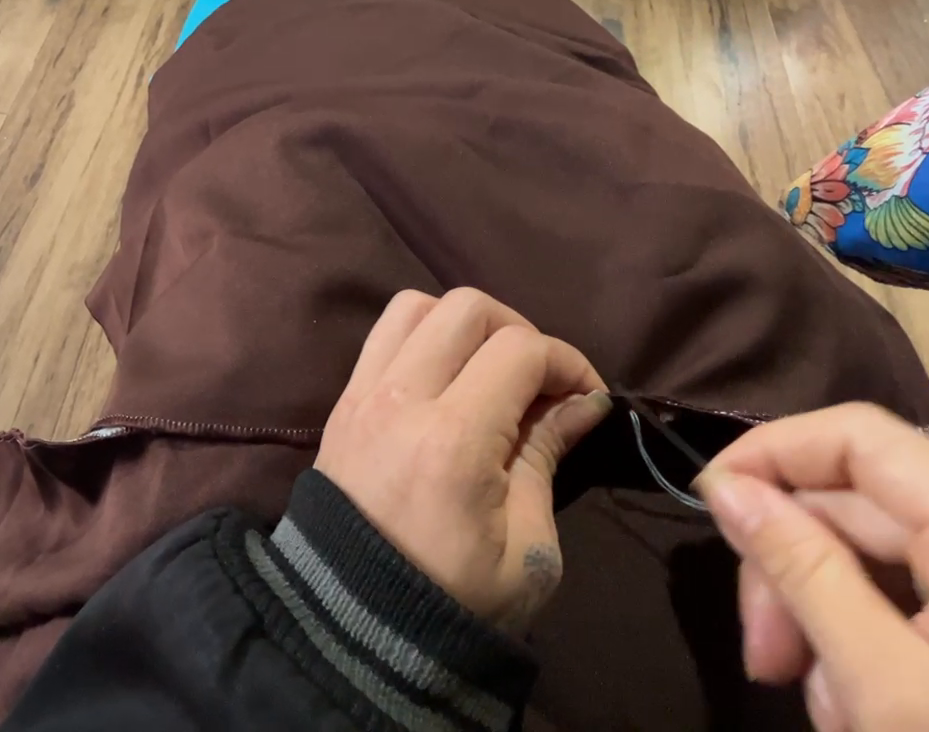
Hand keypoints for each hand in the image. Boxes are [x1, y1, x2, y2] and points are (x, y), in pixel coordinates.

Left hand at [315, 289, 612, 629]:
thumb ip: (546, 456)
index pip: (519, 349)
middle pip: (467, 307)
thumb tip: (580, 401)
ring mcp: (363, 393)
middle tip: (538, 379)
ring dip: (463, 324)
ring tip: (489, 369)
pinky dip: (422, 334)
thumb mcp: (527, 549)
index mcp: (452, 439)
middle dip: (519, 330)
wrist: (352, 624)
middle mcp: (401, 398)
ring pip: (417, 305)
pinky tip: (446, 377)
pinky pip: (383, 333)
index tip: (586, 396)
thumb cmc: (452, 600)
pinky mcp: (343, 400)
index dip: (566, 361)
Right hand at [695, 403, 928, 731]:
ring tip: (816, 697)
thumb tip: (724, 485)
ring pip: (885, 554)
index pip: (862, 438)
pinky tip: (864, 704)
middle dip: (797, 568)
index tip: (711, 504)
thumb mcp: (889, 695)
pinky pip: (926, 595)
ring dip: (828, 612)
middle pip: (865, 505)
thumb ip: (803, 573)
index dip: (772, 452)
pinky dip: (876, 636)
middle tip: (763, 656)